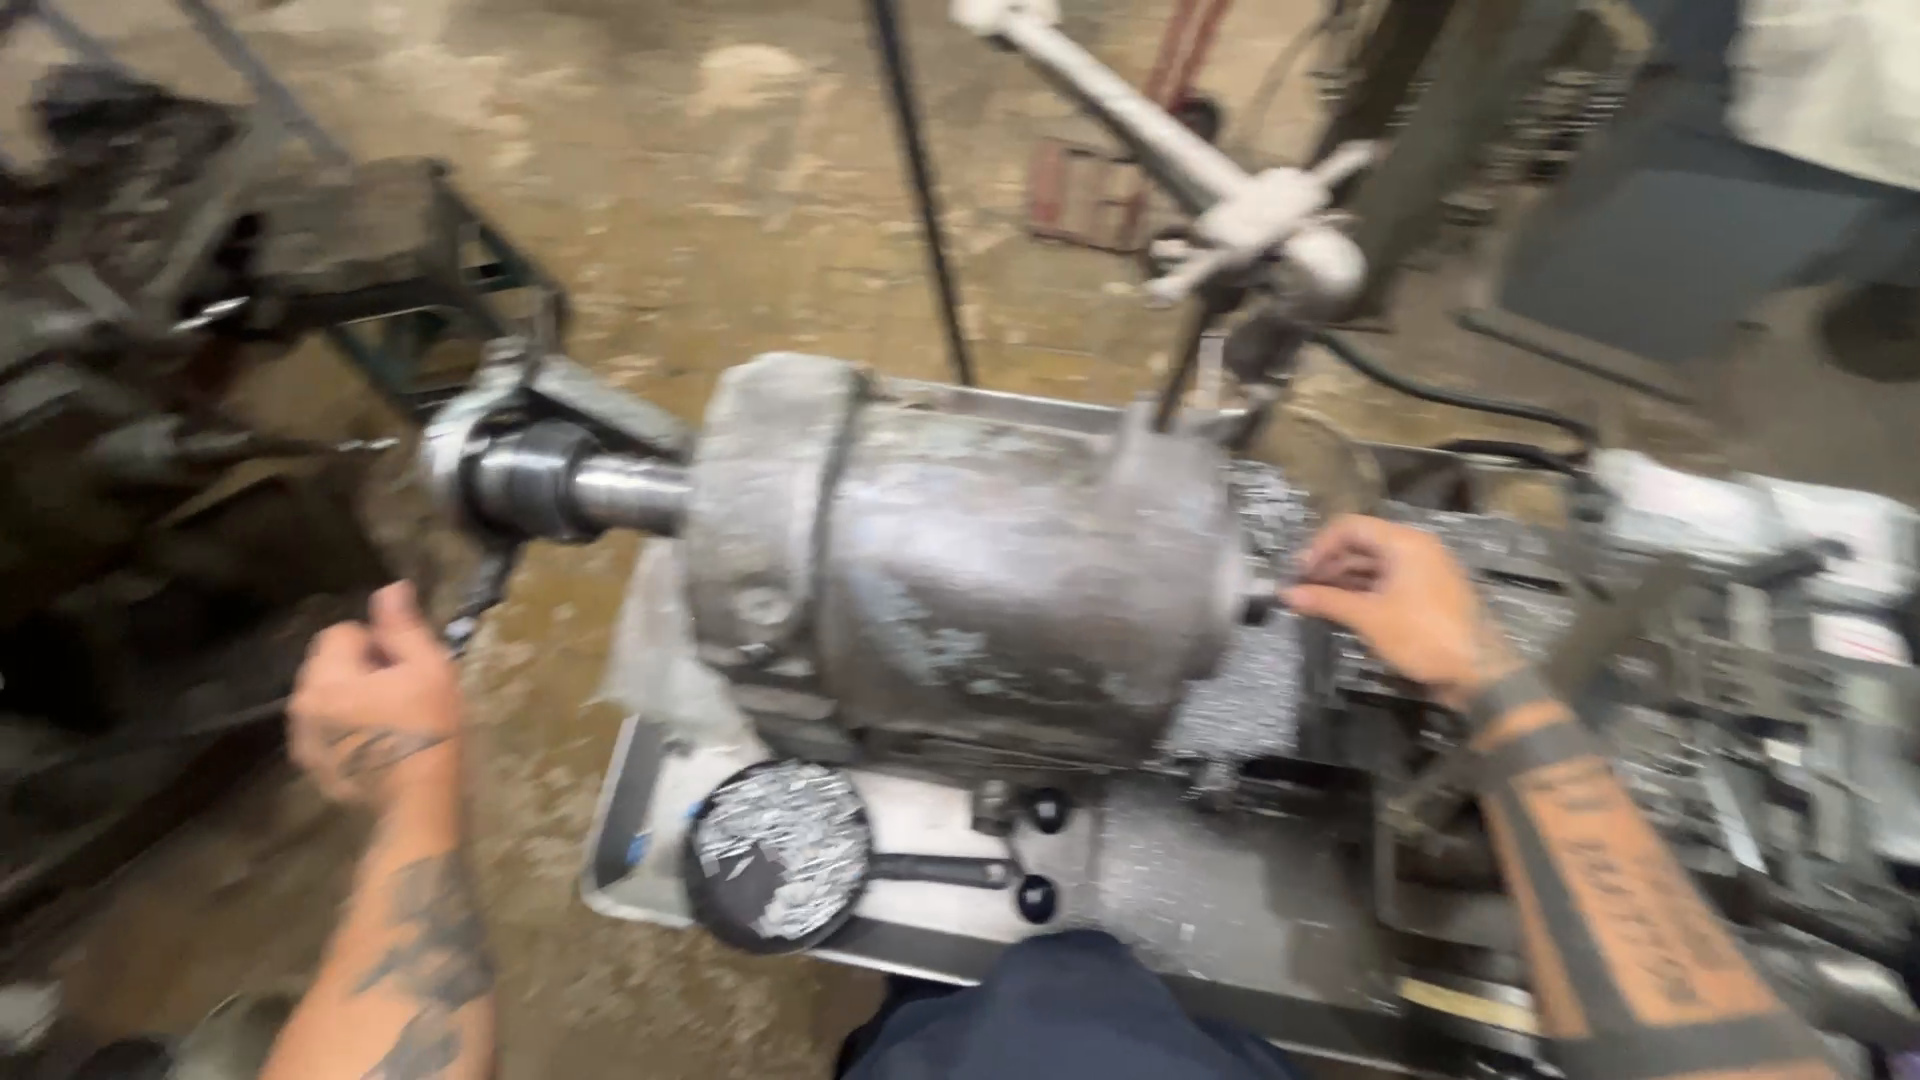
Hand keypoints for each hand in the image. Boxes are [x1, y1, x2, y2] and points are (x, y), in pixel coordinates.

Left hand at [290, 581, 462, 810]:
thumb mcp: (430, 669)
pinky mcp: (313, 765)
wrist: (419, 798)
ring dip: (357, 696)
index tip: (407, 667)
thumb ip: (404, 629)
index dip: (380, 643)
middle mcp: (302, 706)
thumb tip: (390, 589)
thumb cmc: (431, 726)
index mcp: (327, 679)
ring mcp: (303, 740)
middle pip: (332, 664)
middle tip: (407, 691)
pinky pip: (329, 727)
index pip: (342, 632)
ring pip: (330, 696)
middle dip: (366, 668)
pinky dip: (351, 726)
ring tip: (397, 717)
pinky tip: (384, 742)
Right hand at [1283, 515, 1517, 711]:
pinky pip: (1385, 580)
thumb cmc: (1422, 636)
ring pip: (1371, 564)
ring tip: (1315, 599)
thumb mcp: (1368, 617)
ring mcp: (1423, 570)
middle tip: (1302, 587)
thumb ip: (1325, 601)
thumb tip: (1286, 594)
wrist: (1480, 674)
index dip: (1319, 546)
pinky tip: (1340, 606)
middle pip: (1360, 544)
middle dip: (1328, 563)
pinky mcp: (1425, 591)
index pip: (1349, 527)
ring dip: (1341, 578)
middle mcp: (1414, 548)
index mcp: (1404, 543)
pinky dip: (1361, 589)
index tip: (1300, 573)